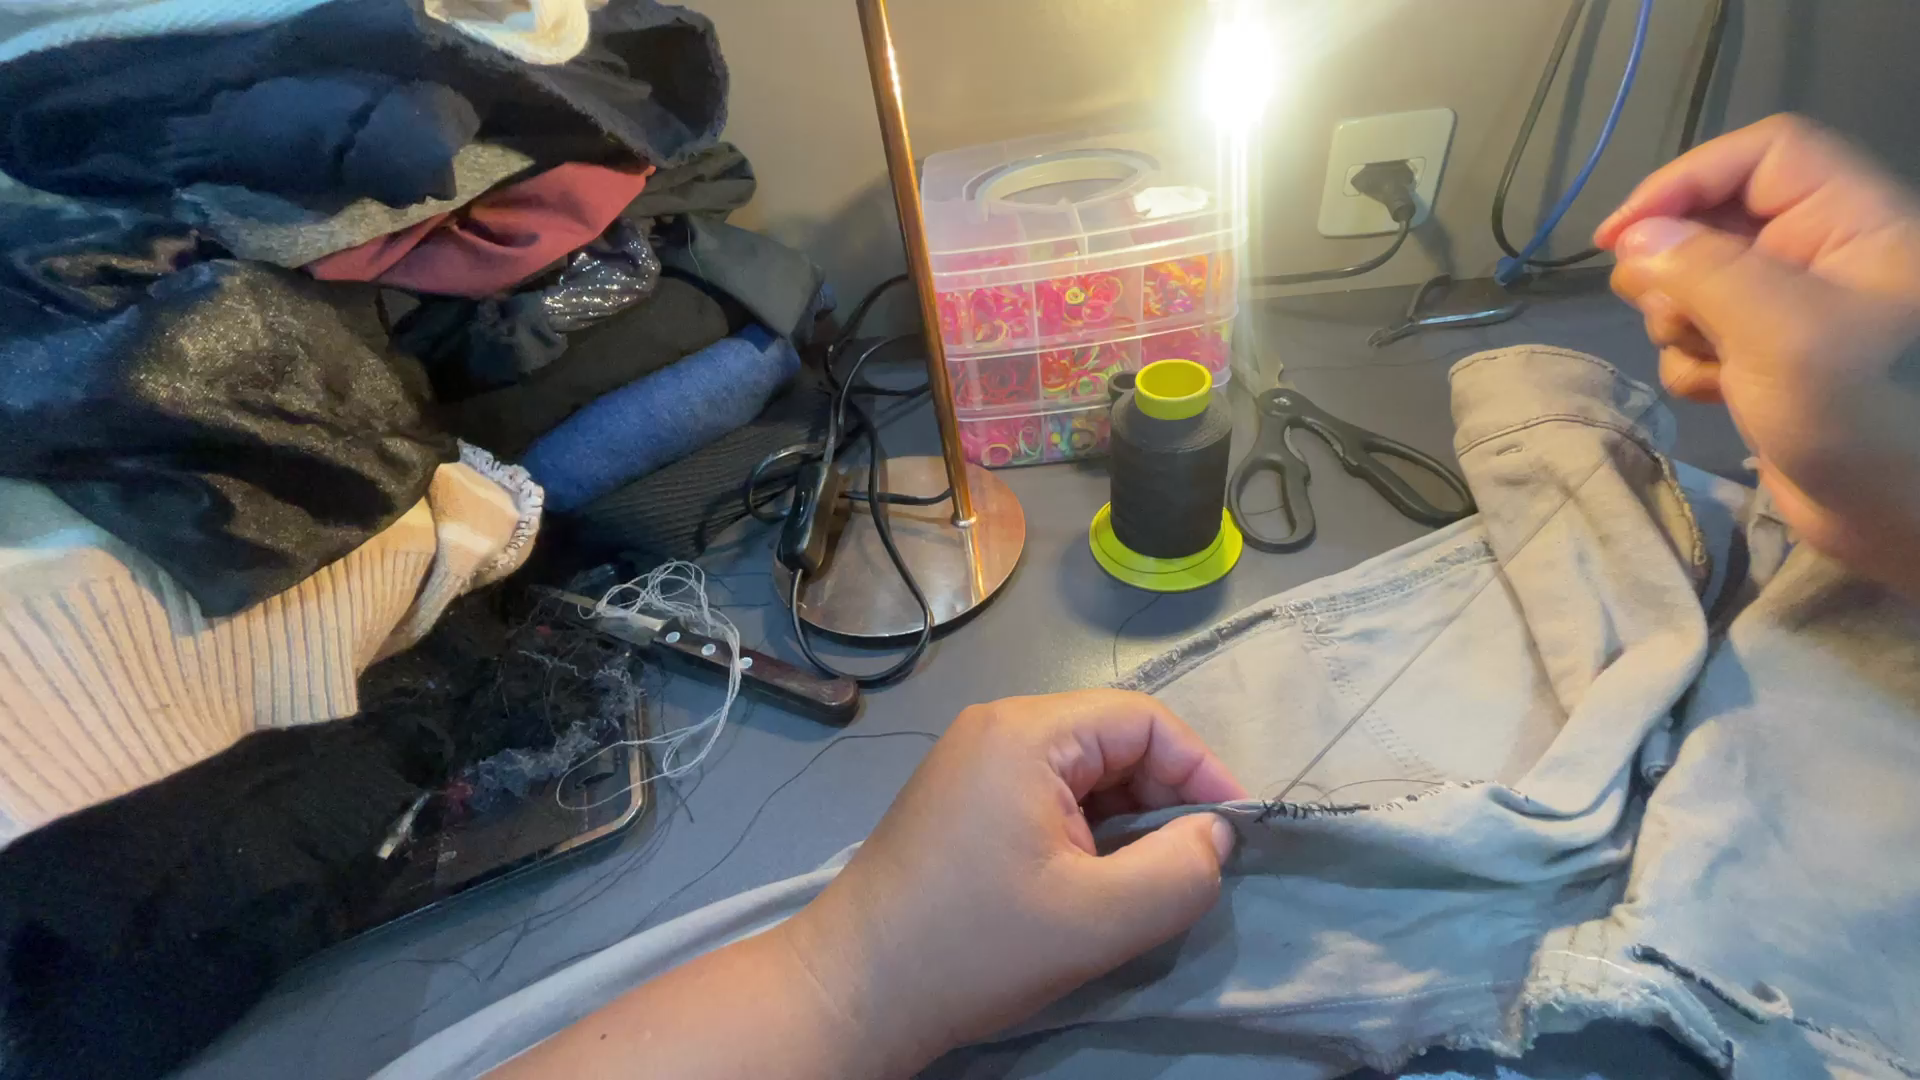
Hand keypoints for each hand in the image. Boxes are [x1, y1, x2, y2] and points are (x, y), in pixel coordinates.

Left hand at [778, 690, 1245, 1074]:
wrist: (857, 984)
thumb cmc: (974, 945)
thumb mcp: (1097, 920)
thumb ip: (1178, 873)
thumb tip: (1215, 832)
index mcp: (1025, 730)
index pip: (1139, 720)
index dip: (1199, 767)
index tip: (1234, 831)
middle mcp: (998, 725)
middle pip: (1109, 738)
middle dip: (1162, 796)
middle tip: (1192, 864)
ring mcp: (975, 756)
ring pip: (1081, 767)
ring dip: (1126, 815)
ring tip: (1147, 876)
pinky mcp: (965, 791)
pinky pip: (1047, 789)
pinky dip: (1086, 825)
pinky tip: (1094, 873)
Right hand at [1595, 114, 1919, 597]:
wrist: (1904, 508)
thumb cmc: (1868, 414)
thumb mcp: (1785, 334)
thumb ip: (1706, 272)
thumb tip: (1632, 236)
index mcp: (1854, 223)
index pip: (1760, 156)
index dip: (1681, 183)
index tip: (1614, 240)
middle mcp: (1822, 255)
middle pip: (1711, 223)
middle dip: (1671, 273)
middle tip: (1677, 317)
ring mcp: (1791, 310)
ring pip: (1691, 288)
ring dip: (1679, 328)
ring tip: (1718, 366)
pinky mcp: (1764, 357)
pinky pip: (1693, 341)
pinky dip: (1691, 367)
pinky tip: (1725, 395)